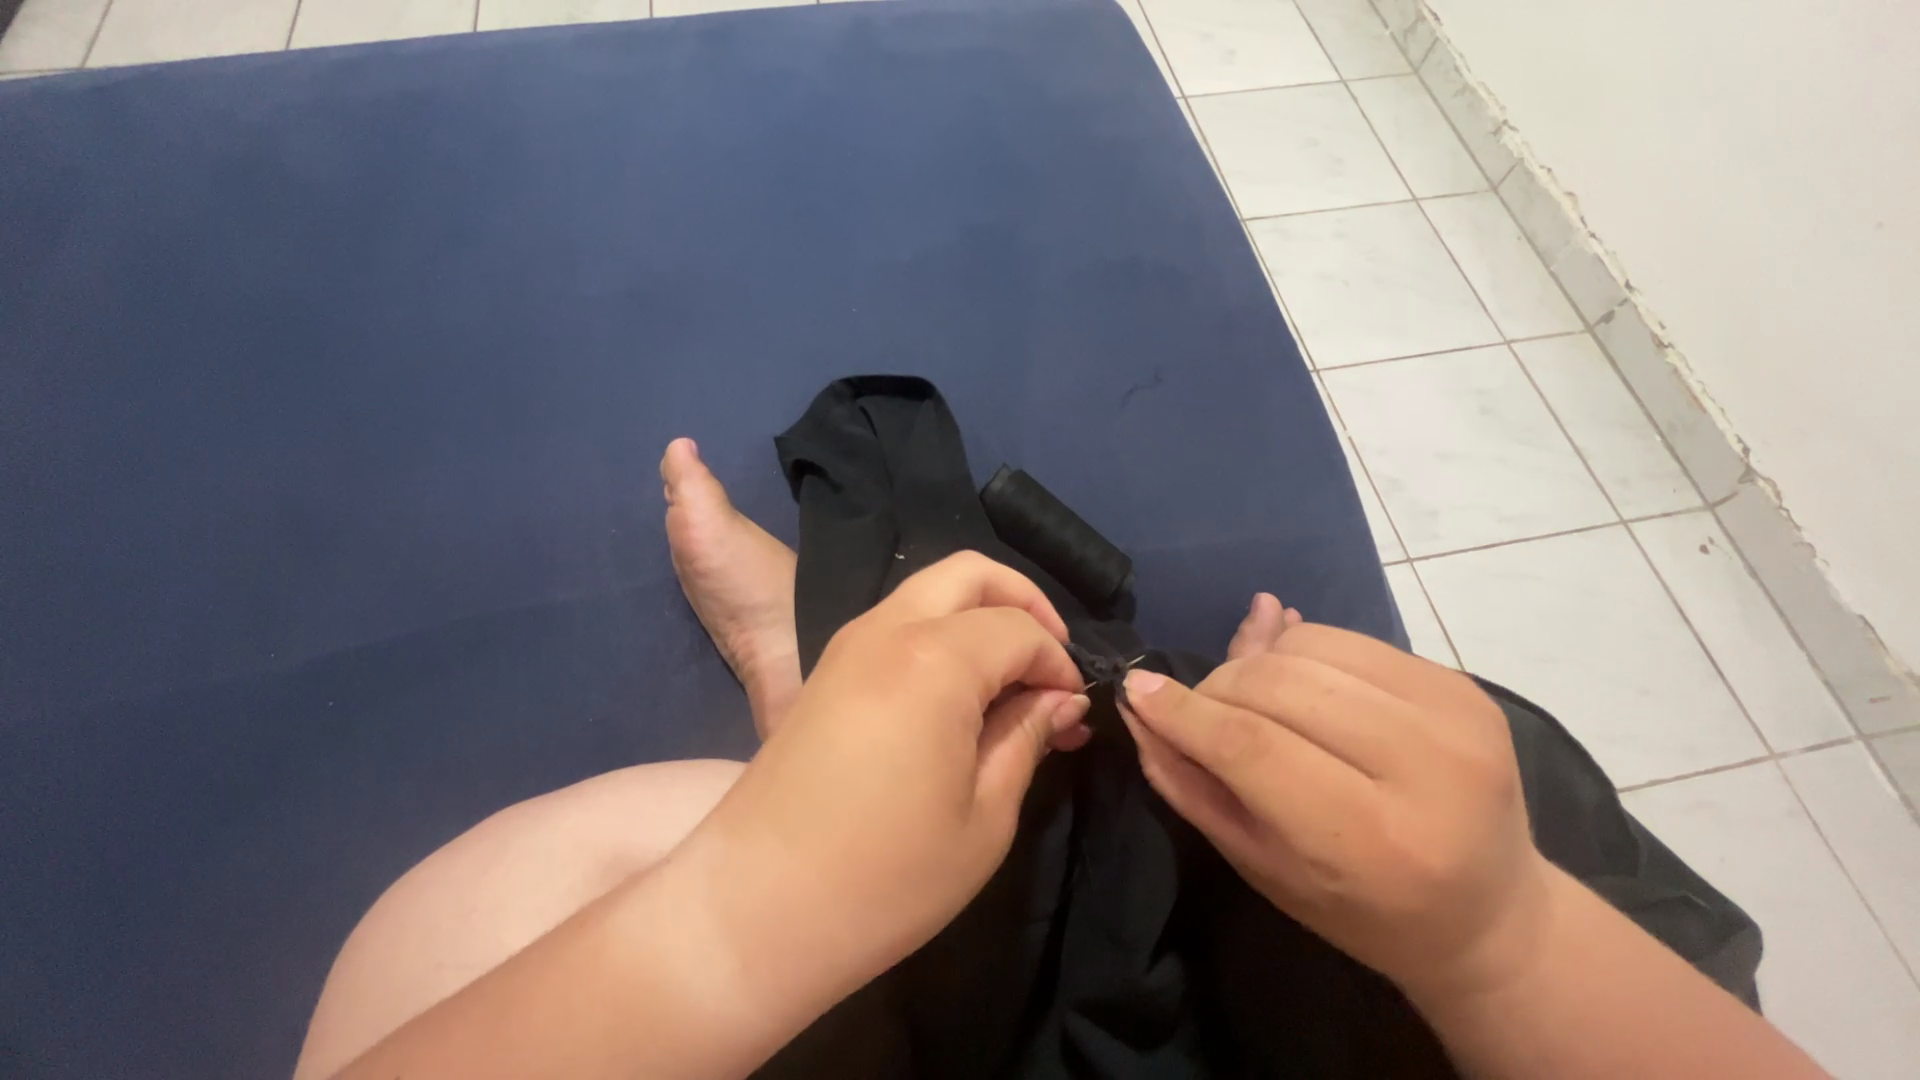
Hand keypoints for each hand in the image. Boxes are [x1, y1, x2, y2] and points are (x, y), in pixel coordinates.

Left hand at [684, 552, 1090, 1011]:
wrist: (755, 908)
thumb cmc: (885, 876)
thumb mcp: (983, 817)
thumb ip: (1025, 738)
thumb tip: (1061, 700)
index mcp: (934, 658)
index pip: (1019, 628)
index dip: (1058, 663)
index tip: (1074, 710)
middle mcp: (888, 630)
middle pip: (970, 573)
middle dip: (1024, 603)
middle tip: (1050, 663)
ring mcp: (847, 645)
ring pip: (929, 590)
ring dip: (979, 616)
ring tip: (1009, 682)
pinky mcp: (825, 671)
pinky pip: (897, 622)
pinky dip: (940, 633)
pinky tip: (958, 693)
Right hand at [1120, 622, 1553, 1001]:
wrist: (1490, 915)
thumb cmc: (1357, 908)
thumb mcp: (1257, 862)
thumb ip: (1189, 781)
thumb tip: (1141, 699)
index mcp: (1371, 838)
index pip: (1252, 746)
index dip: (1184, 710)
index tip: (1136, 688)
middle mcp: (1427, 767)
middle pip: (1278, 685)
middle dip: (1217, 687)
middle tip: (1202, 712)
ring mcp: (1456, 716)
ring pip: (1309, 646)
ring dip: (1257, 666)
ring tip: (1254, 704)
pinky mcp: (1466, 686)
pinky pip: (1347, 639)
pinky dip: (1302, 655)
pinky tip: (1303, 693)